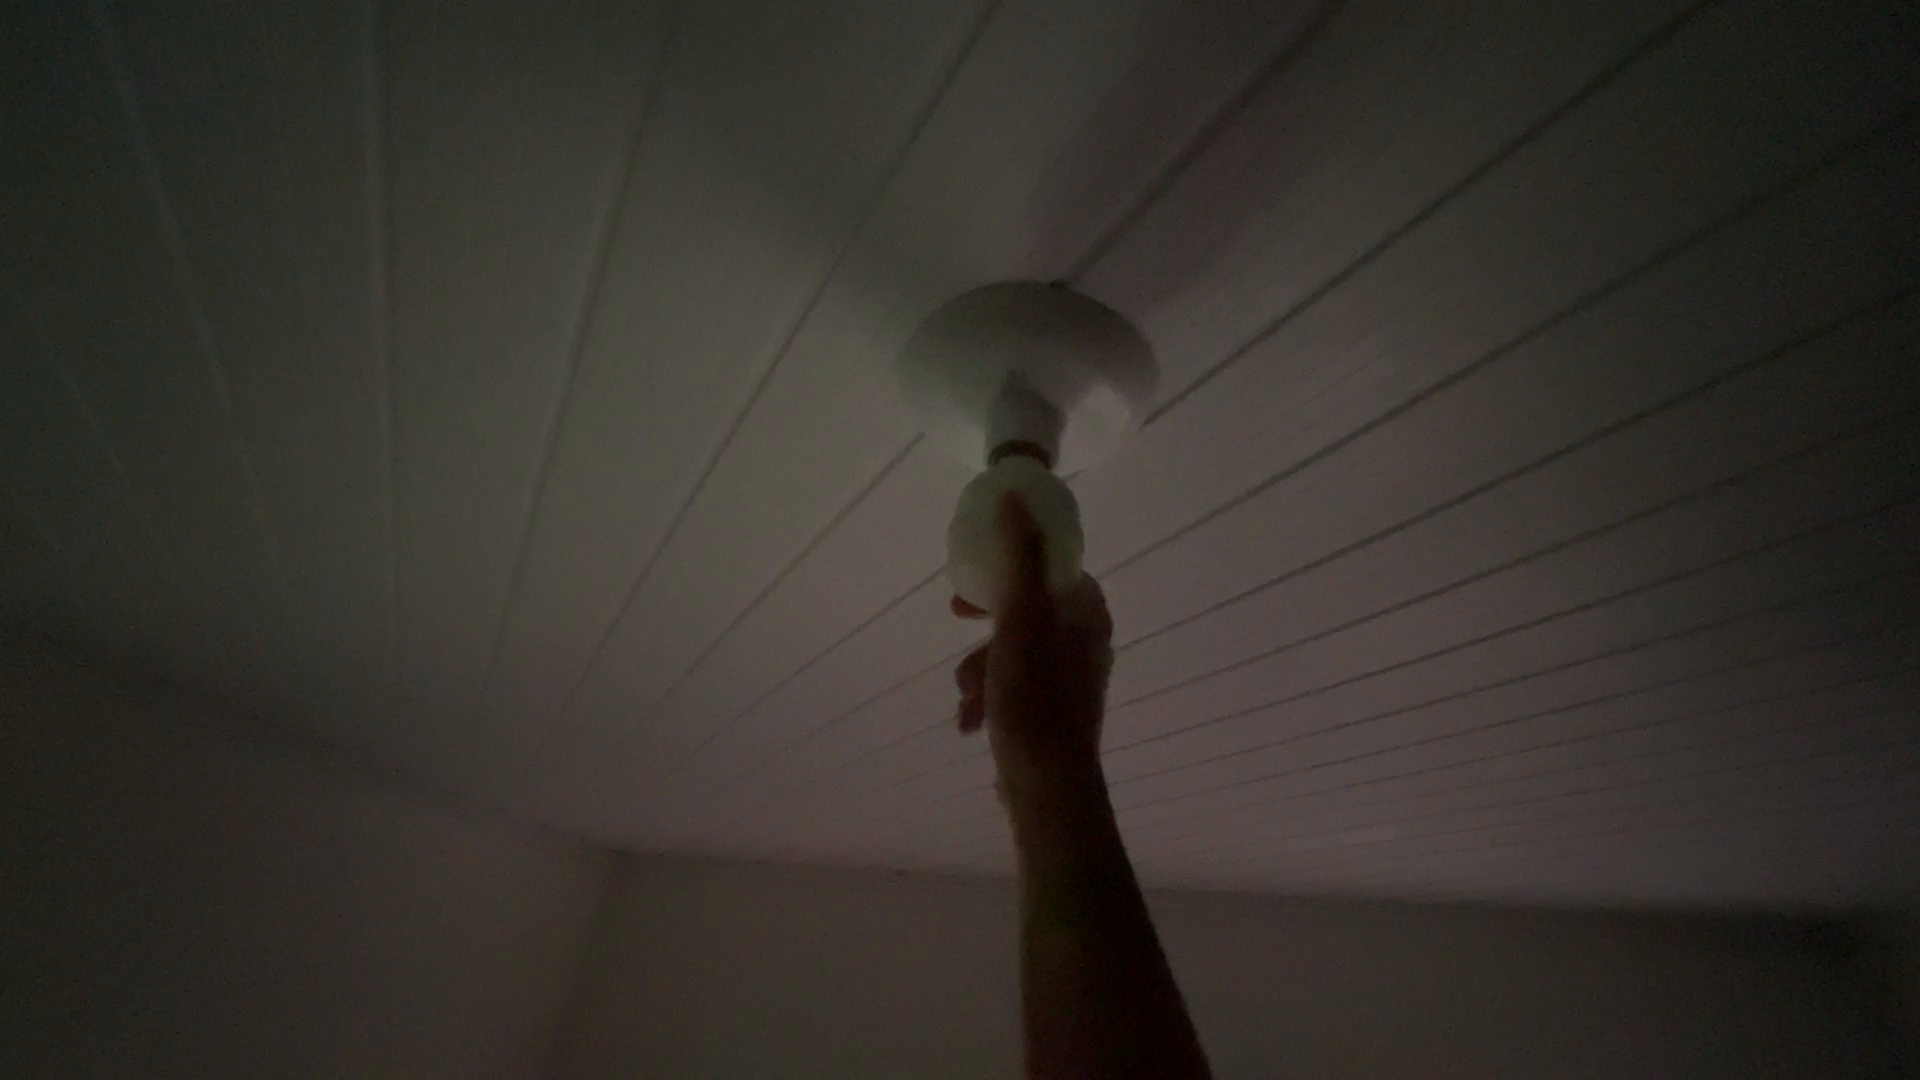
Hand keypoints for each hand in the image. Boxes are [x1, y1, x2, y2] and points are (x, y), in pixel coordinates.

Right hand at [953, 494, 1113, 798]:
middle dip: (986, 622)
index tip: (975, 575)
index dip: (1007, 562)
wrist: (1047, 784)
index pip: (1049, 563)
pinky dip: (989, 694)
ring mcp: (1071, 677)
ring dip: (980, 666)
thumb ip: (1019, 556)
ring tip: (964, 695)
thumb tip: (1016, 496)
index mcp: (1086, 612)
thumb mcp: (1021, 617)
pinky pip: (1014, 684)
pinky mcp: (1054, 710)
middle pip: (1026, 606)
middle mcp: (1086, 639)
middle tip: (956, 617)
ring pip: (1014, 648)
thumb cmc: (1034, 696)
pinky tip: (970, 721)